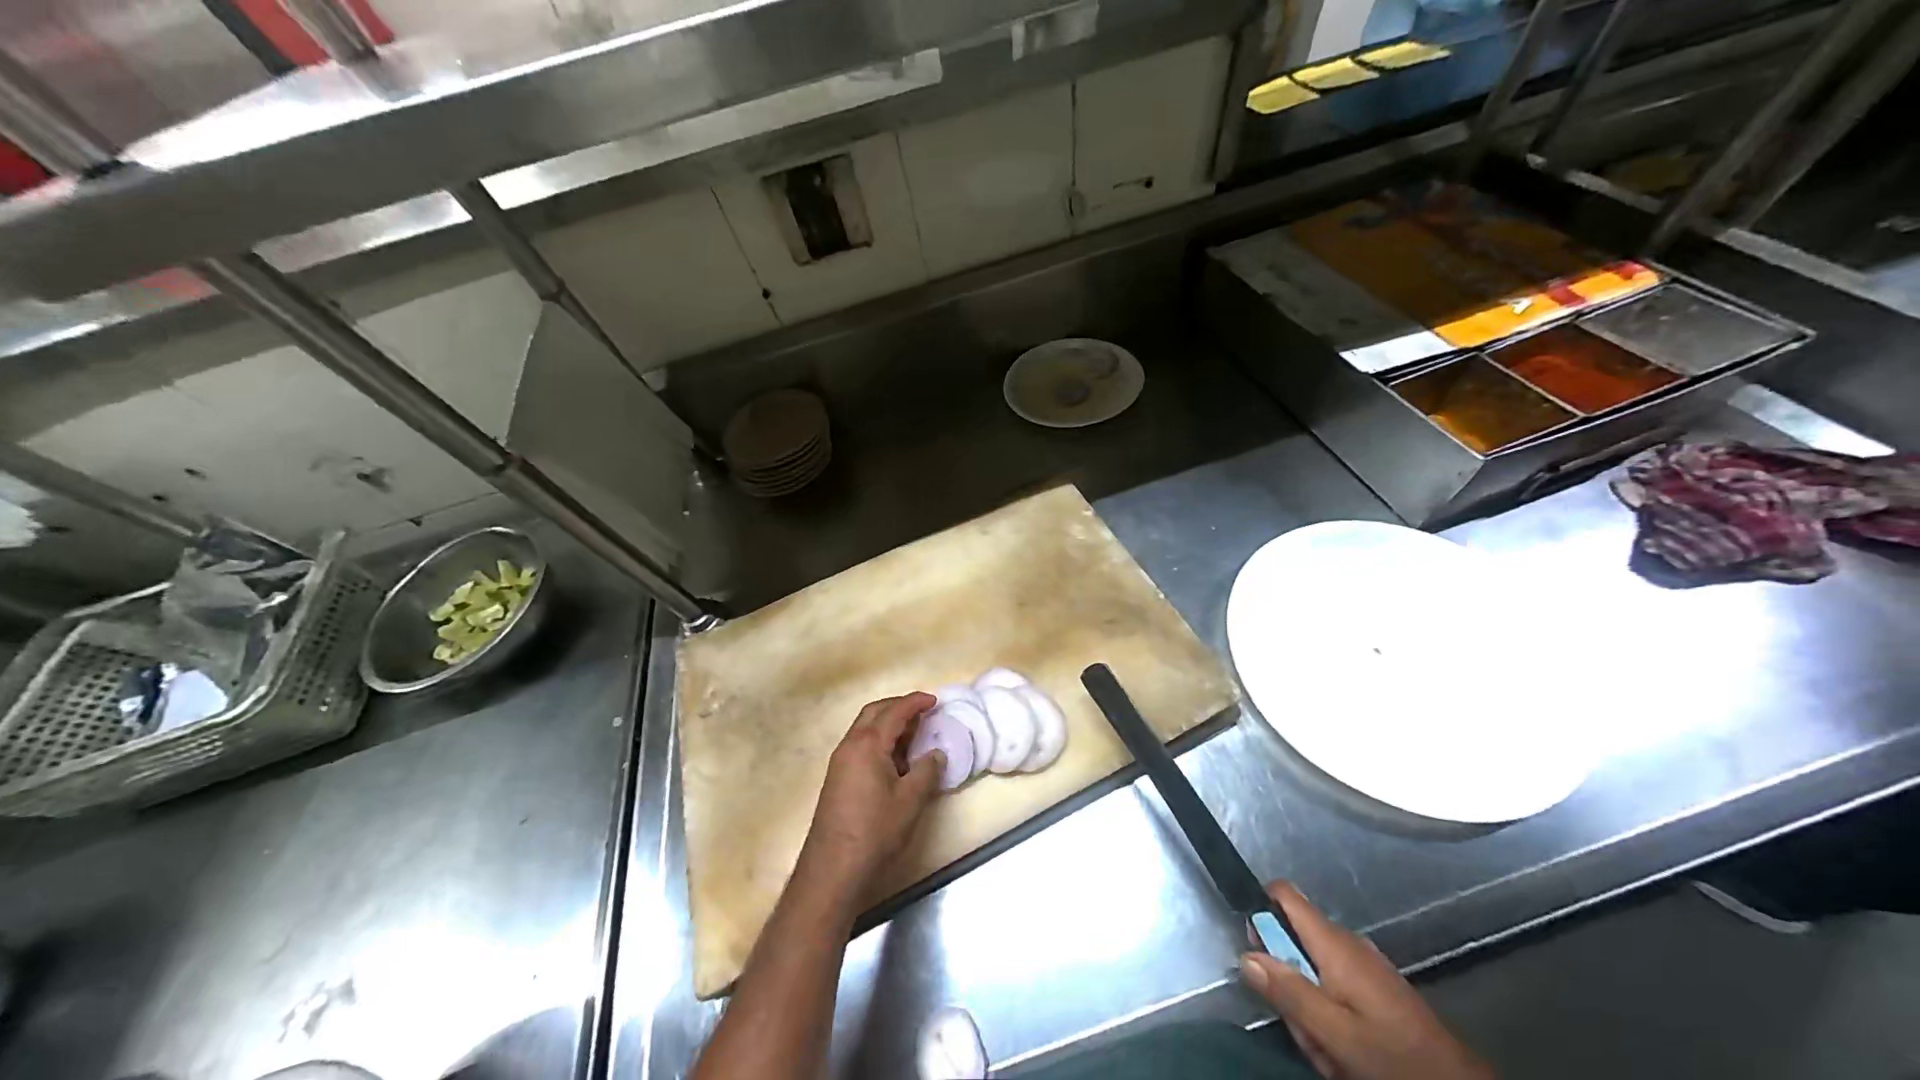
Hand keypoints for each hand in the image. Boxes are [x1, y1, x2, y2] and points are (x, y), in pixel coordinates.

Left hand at [798, 692, 944, 898]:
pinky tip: (895, 760)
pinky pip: (860, 746)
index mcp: (867, 744)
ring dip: (888, 725)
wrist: (834, 867)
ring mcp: (840, 762)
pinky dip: (879, 742)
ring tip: (914, 735)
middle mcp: (849, 746)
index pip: (894, 711)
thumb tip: (935, 754)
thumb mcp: (910, 800)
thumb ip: (926, 771)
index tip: (934, 700)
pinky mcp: (837, 778)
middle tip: (923, 712)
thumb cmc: (875, 830)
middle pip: (874, 713)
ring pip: (865, 729)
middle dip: (898, 707)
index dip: (915, 702)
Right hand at [1240, 882, 1494, 1079]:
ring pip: (1310, 966)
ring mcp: (1363, 962)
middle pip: (1292, 938)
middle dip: (1286, 976)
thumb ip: (1288, 991)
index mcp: (1333, 943)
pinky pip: (1331, 982)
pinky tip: (1341, 1044)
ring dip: (1307, 1002)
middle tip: (1300, 1019)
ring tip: (1325, 1041)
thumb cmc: (1392, 1055)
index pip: (1284, 894)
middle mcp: (1347, 942)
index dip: (1260, 908)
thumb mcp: (1333, 1032)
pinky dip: (1327, 1011)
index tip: (1253, 945)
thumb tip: (1246, 956)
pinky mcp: (1374, 983)